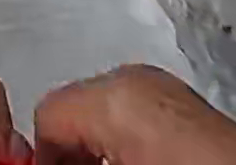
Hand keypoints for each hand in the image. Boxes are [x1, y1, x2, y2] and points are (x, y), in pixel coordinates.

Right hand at [34, 65, 235, 164]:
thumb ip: (77, 161)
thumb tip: (43, 164)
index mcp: (117, 95)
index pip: (49, 116)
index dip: (43, 159)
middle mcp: (136, 78)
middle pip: (74, 112)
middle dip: (74, 155)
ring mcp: (167, 90)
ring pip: (105, 116)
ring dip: (99, 154)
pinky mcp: (191, 110)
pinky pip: (137, 121)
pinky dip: (128, 150)